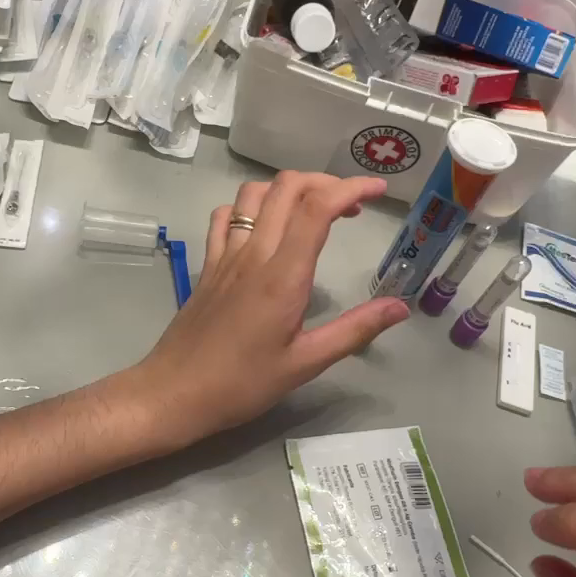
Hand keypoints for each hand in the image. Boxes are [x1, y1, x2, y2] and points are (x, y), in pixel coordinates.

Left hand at [128, 172, 408, 445]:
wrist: (174, 393)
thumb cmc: (242, 384)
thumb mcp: (306, 363)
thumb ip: (355, 331)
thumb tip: (401, 307)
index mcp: (283, 276)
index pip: (317, 208)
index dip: (351, 189)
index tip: (377, 192)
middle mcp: (253, 254)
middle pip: (287, 188)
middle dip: (325, 183)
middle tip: (352, 206)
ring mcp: (225, 256)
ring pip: (253, 195)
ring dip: (287, 190)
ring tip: (311, 211)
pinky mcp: (207, 265)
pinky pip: (225, 217)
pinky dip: (248, 207)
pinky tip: (260, 225)